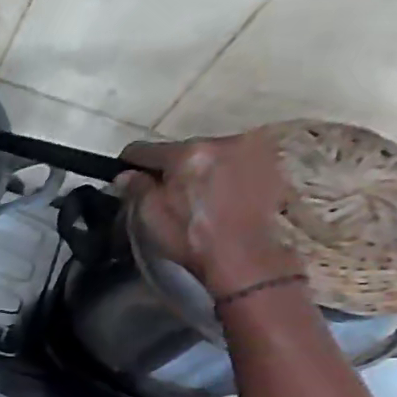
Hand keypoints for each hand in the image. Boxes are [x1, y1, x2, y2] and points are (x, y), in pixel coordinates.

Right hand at [118, 133, 298, 296]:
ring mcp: (252, 149)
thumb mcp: (150, 216)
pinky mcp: (271, 162)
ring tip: (198, 196)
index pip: (145, 149)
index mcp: (187, 153)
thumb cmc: (189, 237)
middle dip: (171, 169)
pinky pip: (235, 160)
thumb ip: (136, 188)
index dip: (130, 165)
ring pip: (210, 154)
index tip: (127, 178)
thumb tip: (126, 175)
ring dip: (199, 170)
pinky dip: (224, 173)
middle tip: (167, 194)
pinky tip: (221, 196)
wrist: (243, 254)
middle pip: (182, 150)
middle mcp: (223, 141)